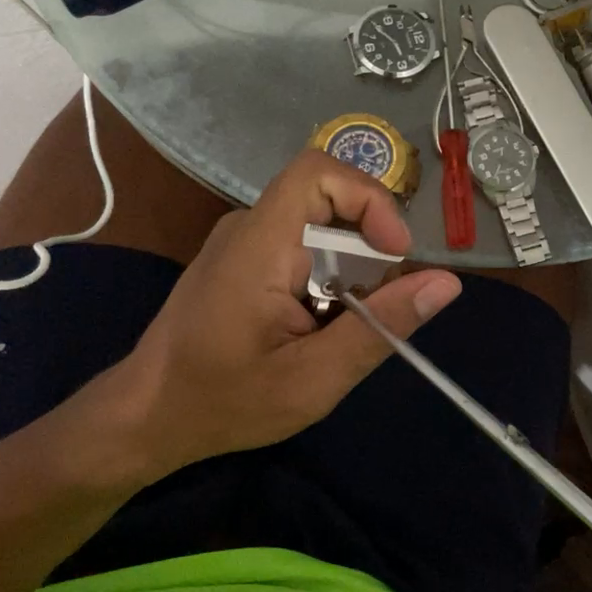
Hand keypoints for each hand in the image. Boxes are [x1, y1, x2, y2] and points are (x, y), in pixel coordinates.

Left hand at [80, 150, 461, 482]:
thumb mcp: (314, 378)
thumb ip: (382, 326)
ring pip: (322, 226)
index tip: (395, 254)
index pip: (318, 172)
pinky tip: (323, 325)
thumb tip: (447, 283)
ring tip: (349, 324)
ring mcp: (245, 242)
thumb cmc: (223, 402)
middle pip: (330, 200)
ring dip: (354, 266)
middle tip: (382, 303)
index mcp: (260, 245)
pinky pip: (305, 245)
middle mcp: (250, 228)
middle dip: (372, 245)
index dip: (370, 197)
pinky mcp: (245, 259)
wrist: (144, 419)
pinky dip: (332, 276)